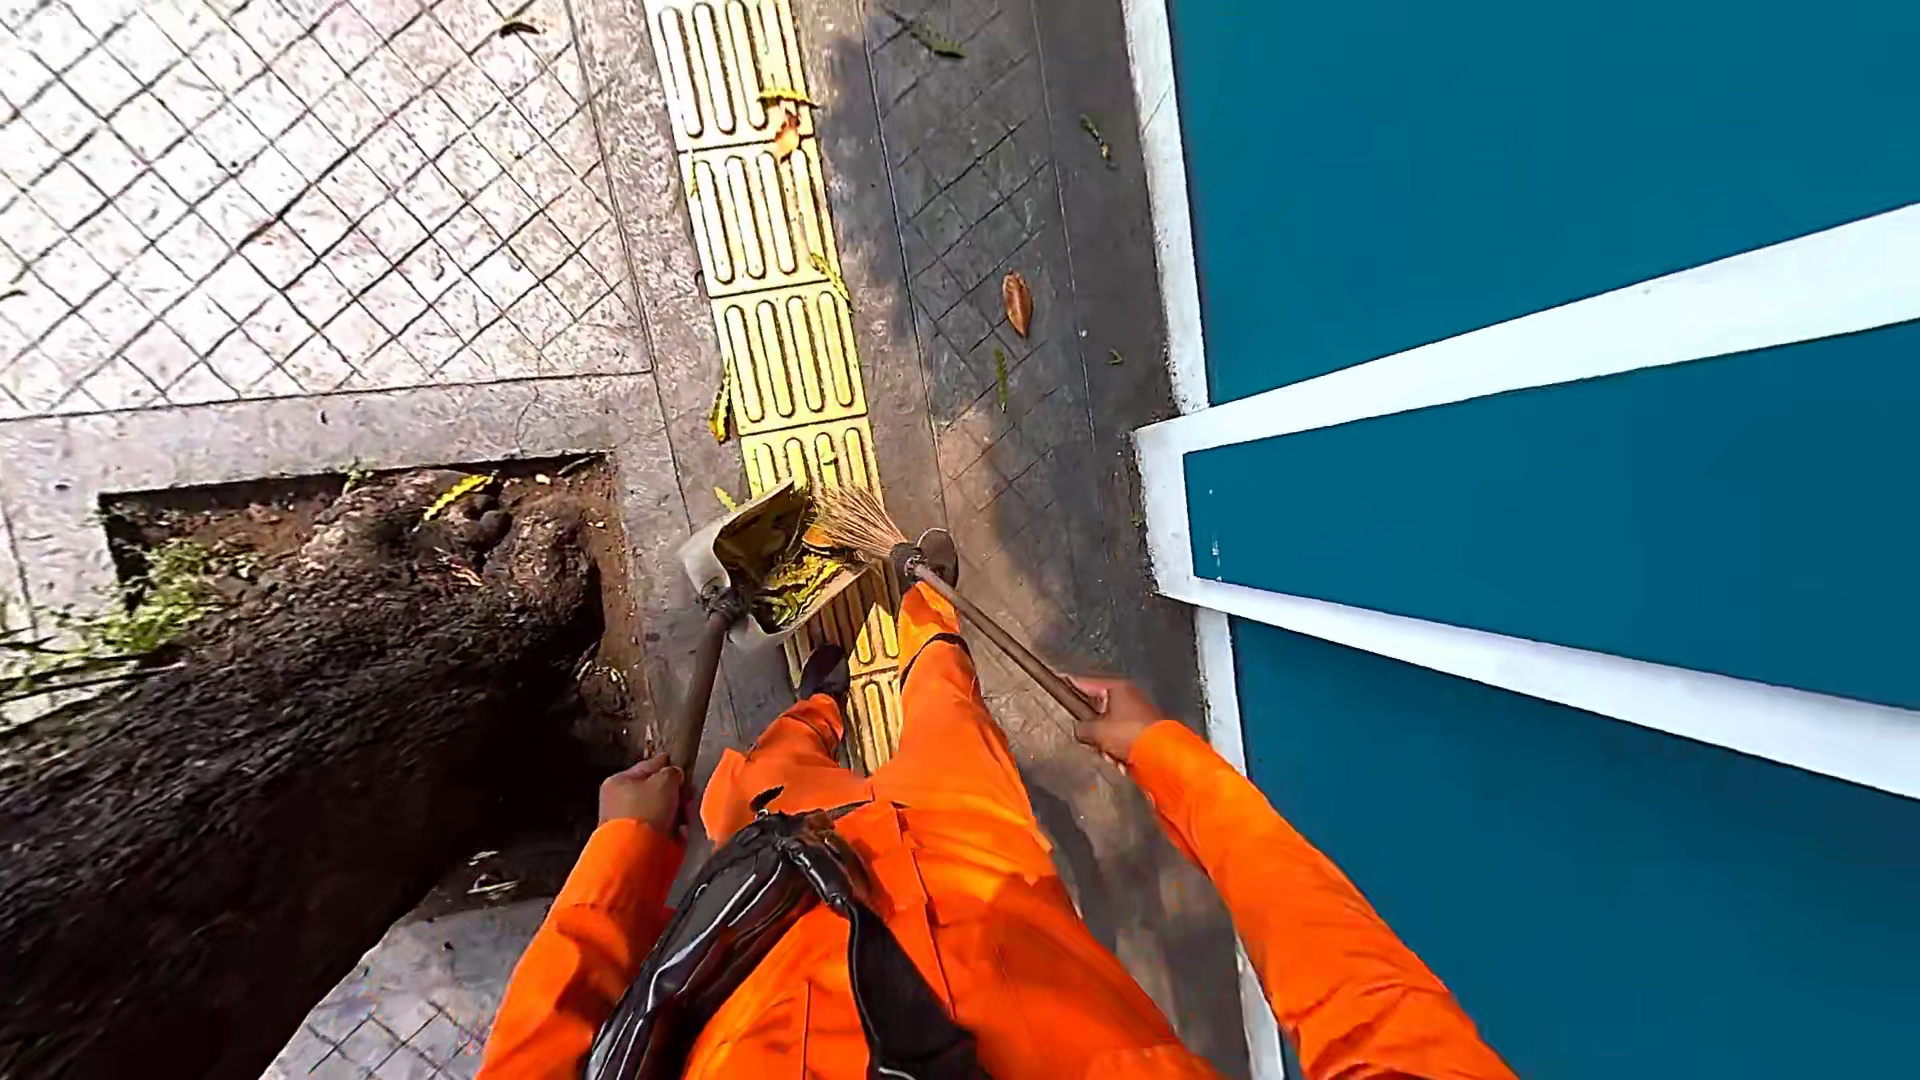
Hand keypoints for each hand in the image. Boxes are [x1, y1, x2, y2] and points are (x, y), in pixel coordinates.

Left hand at [598, 753, 685, 830]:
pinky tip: (678, 827)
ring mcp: (621, 820)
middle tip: (688, 792)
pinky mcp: (630, 838)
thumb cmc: (647, 808)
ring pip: (655, 806)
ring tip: (685, 811)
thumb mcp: (666, 780)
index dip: (667, 763)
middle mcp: (616, 798)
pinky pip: (655, 824)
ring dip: (672, 808)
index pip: (649, 765)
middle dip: (672, 790)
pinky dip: (667, 823)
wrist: (633, 852)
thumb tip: (674, 775)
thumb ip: (673, 772)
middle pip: (652, 788)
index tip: (680, 762)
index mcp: (618, 780)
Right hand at [1067, 676, 1171, 762]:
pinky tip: (1116, 756)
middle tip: (1083, 732)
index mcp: (1116, 687)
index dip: (1070, 683)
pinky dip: (1115, 743)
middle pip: (1097, 704)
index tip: (1058, 680)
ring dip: (1103, 737)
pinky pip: (1120, 733)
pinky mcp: (1143, 727)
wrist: (1164, 756)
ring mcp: (1137, 710)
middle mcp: (1128, 694)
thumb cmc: (1131, 735)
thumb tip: (1077, 728)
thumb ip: (1082, 727)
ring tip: (1104, 750)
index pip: (1086, 682)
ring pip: (1108, 721)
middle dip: (1089, 722)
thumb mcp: (1098, 732)